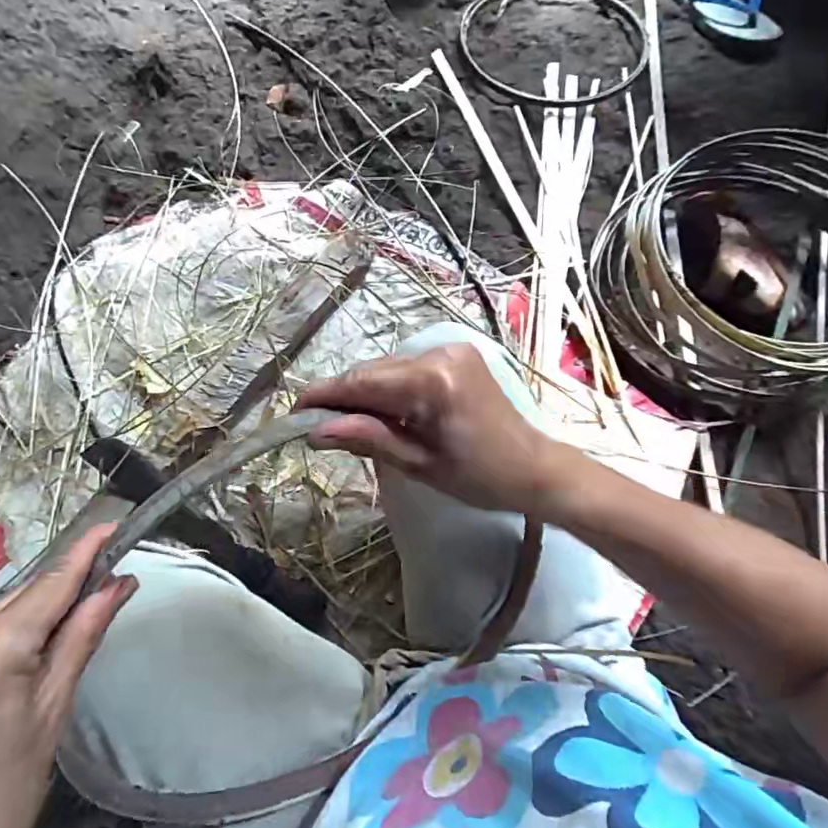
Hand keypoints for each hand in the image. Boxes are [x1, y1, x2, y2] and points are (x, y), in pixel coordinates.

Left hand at [0, 525, 137, 827]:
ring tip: (71, 626)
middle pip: (21, 598)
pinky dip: (4, 635)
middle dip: (63, 589)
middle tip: (109, 583)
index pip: (49, 584)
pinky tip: (24, 655)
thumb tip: (119, 584)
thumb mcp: (50, 716)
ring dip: (34, 614)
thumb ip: (82, 639)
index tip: (114, 521)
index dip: (86, 551)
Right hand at [296, 342, 568, 512]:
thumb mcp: (419, 463)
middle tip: (319, 428)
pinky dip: (390, 387)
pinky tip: (387, 413)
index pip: (362, 383)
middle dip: (343, 397)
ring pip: (388, 367)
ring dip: (366, 392)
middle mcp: (440, 354)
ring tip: (353, 426)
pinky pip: (408, 367)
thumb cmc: (480, 477)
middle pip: (372, 371)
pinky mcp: (458, 355)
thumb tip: (315, 431)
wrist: (534, 467)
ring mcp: (451, 350)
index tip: (293, 415)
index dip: (324, 397)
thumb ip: (368, 439)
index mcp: (433, 382)